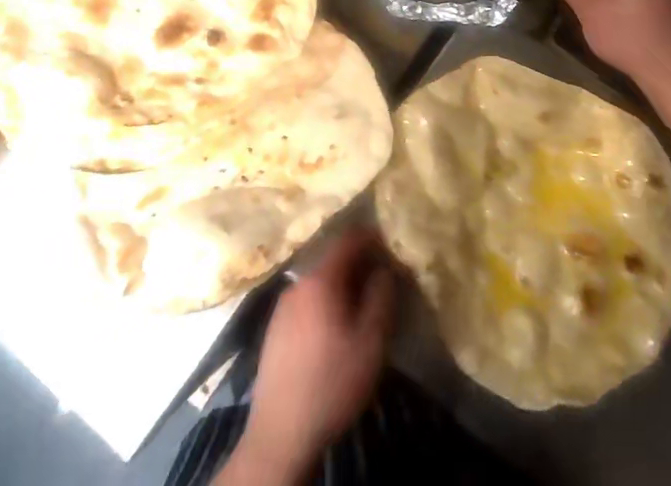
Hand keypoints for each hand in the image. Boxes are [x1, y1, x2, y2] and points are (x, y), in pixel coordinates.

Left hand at [231, 229, 395, 481]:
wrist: (280, 434)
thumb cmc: (333, 381)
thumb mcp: (371, 339)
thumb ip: (382, 295)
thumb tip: (386, 268)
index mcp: (320, 280)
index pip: (349, 239)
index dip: (374, 237)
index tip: (395, 246)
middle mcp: (297, 284)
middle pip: (333, 259)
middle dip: (361, 263)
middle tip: (386, 278)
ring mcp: (282, 307)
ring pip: (320, 282)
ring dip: (344, 285)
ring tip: (365, 304)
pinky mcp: (275, 330)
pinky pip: (308, 301)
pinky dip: (327, 301)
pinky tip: (338, 326)